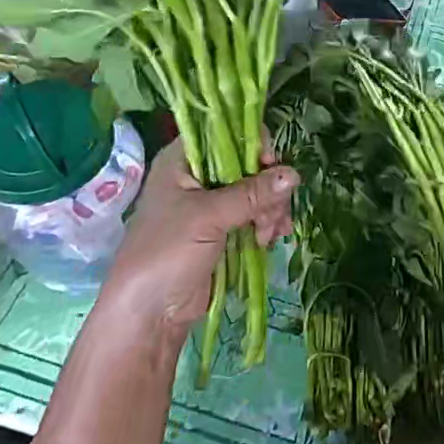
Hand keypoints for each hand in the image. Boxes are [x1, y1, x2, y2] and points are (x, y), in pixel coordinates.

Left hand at [97, 136, 297, 347]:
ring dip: (268, 208)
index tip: (268, 166)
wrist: (149, 311)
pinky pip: (252, 215)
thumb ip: (251, 194)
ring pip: (253, 190)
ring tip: (268, 235)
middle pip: (245, 162)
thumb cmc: (167, 251)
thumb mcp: (209, 217)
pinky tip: (271, 239)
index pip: (224, 132)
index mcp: (181, 158)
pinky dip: (265, 223)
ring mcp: (208, 203)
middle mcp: (195, 174)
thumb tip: (294, 174)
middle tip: (269, 215)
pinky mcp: (220, 229)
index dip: (251, 144)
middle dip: (265, 186)